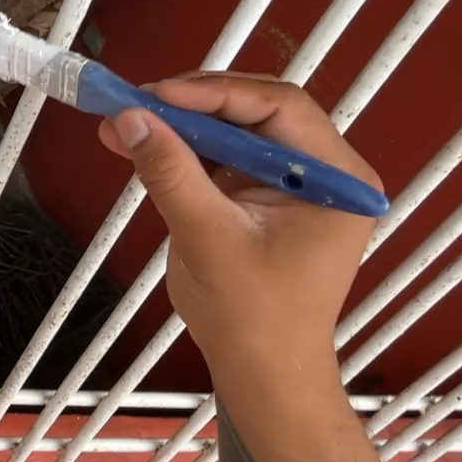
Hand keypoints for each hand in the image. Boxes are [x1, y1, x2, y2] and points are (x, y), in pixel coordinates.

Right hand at [96, 73, 380, 380]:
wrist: (260, 368)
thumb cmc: (249, 312)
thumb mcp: (207, 236)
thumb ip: (170, 172)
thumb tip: (128, 117)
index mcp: (335, 177)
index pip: (279, 108)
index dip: (216, 93)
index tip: (156, 96)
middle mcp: (321, 170)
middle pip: (255, 111)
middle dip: (193, 105)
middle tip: (137, 103)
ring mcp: (289, 182)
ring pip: (233, 130)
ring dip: (180, 125)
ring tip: (126, 119)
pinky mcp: (258, 196)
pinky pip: (220, 157)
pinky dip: (180, 150)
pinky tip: (138, 144)